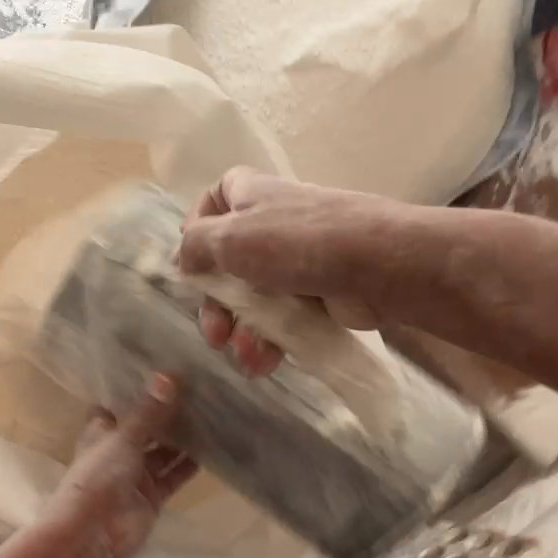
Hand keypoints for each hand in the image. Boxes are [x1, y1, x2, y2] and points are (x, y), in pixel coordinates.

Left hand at [35, 374, 197, 557]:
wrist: (93, 532)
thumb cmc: (99, 477)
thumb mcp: (124, 438)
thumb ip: (149, 411)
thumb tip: (171, 375)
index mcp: (102, 431)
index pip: (119, 405)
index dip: (138, 390)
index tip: (164, 369)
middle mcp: (118, 450)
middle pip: (147, 427)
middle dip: (168, 412)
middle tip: (201, 386)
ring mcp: (137, 474)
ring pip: (164, 450)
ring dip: (183, 437)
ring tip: (212, 411)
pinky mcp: (153, 496)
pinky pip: (175, 475)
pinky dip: (190, 464)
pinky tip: (213, 446)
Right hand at [179, 167, 402, 373]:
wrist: (376, 266)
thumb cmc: (294, 243)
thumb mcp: (230, 237)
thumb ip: (195, 245)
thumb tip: (181, 257)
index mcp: (252, 197)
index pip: (217, 196)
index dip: (197, 226)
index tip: (190, 260)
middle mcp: (273, 224)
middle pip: (228, 265)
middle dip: (217, 306)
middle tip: (215, 334)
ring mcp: (297, 261)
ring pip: (254, 299)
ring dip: (243, 333)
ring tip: (247, 358)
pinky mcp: (318, 293)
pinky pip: (283, 318)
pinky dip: (271, 341)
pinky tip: (266, 361)